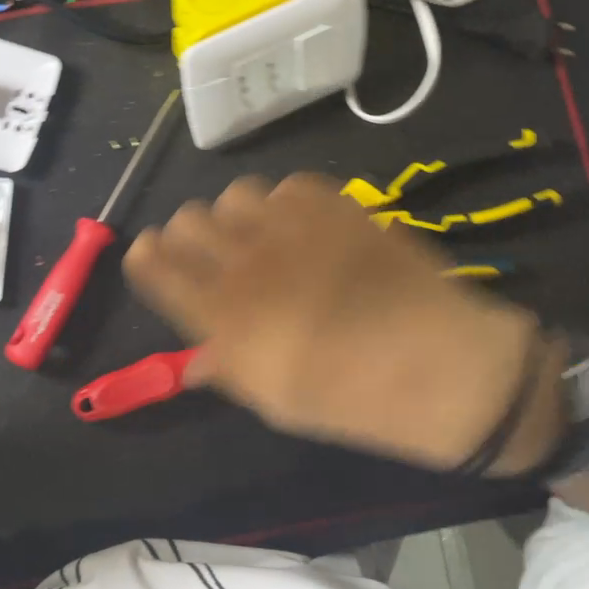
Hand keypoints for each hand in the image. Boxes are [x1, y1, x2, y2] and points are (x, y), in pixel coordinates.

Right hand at [123, 174, 556, 473]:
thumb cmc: (350, 400)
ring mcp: (290, 227)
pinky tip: (307, 231)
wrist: (441, 368)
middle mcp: (244, 260)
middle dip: (190, 238)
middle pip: (185, 220)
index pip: (153, 262)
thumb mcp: (276, 402)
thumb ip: (227, 368)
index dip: (148, 259)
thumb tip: (194, 358)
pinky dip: (286, 206)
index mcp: (221, 313)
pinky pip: (287, 186)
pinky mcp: (334, 205)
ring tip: (263, 241)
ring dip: (238, 218)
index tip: (156, 265)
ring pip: (233, 195)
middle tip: (215, 260)